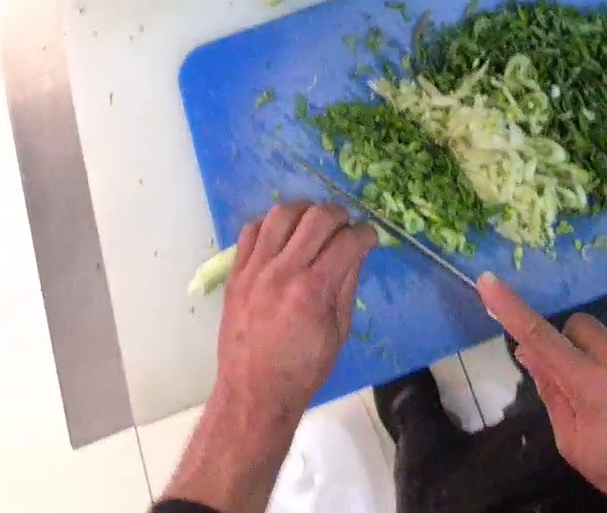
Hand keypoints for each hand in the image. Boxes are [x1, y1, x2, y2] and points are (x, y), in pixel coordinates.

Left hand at [164, 202, 376, 512]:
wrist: (253, 394)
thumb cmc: (303, 370)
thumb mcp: (339, 331)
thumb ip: (348, 283)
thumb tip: (358, 249)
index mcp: (314, 291)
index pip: (347, 241)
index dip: (366, 233)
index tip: (370, 237)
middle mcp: (283, 272)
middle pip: (317, 217)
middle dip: (340, 214)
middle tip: (346, 226)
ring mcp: (255, 269)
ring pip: (281, 214)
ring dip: (305, 211)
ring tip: (314, 223)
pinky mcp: (235, 273)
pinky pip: (251, 230)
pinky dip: (270, 224)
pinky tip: (283, 234)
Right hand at [480, 272, 606, 512]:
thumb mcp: (576, 445)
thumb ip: (551, 393)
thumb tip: (529, 352)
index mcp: (588, 383)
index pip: (539, 337)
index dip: (510, 308)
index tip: (489, 280)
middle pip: (576, 326)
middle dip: (570, 345)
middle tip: (579, 382)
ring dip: (604, 359)